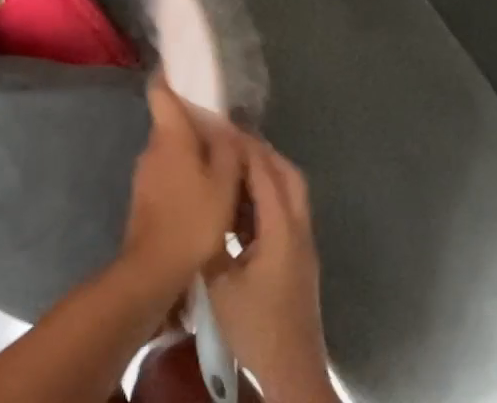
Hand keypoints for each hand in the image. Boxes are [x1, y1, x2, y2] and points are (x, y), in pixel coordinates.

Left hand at [119, 78, 247, 299]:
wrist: (155, 267)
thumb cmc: (193, 220)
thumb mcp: (224, 184)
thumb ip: (227, 149)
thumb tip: (227, 125)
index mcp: (169, 137)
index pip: (161, 92)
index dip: (170, 74)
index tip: (184, 65)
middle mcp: (151, 147)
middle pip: (172, 122)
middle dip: (197, 121)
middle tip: (228, 129)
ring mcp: (145, 172)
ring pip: (173, 150)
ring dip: (195, 152)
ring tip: (226, 164)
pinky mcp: (146, 196)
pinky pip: (170, 172)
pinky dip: (188, 173)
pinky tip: (210, 192)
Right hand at [206, 139, 326, 393]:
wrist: (292, 369)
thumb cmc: (255, 325)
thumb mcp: (219, 282)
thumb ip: (208, 239)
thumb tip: (194, 205)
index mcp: (281, 232)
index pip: (265, 175)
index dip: (242, 148)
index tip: (216, 127)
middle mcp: (298, 232)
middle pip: (288, 176)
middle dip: (260, 152)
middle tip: (226, 139)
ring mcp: (302, 246)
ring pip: (290, 194)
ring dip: (263, 173)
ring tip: (227, 163)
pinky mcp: (297, 260)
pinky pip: (285, 213)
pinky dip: (264, 196)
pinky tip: (236, 204)